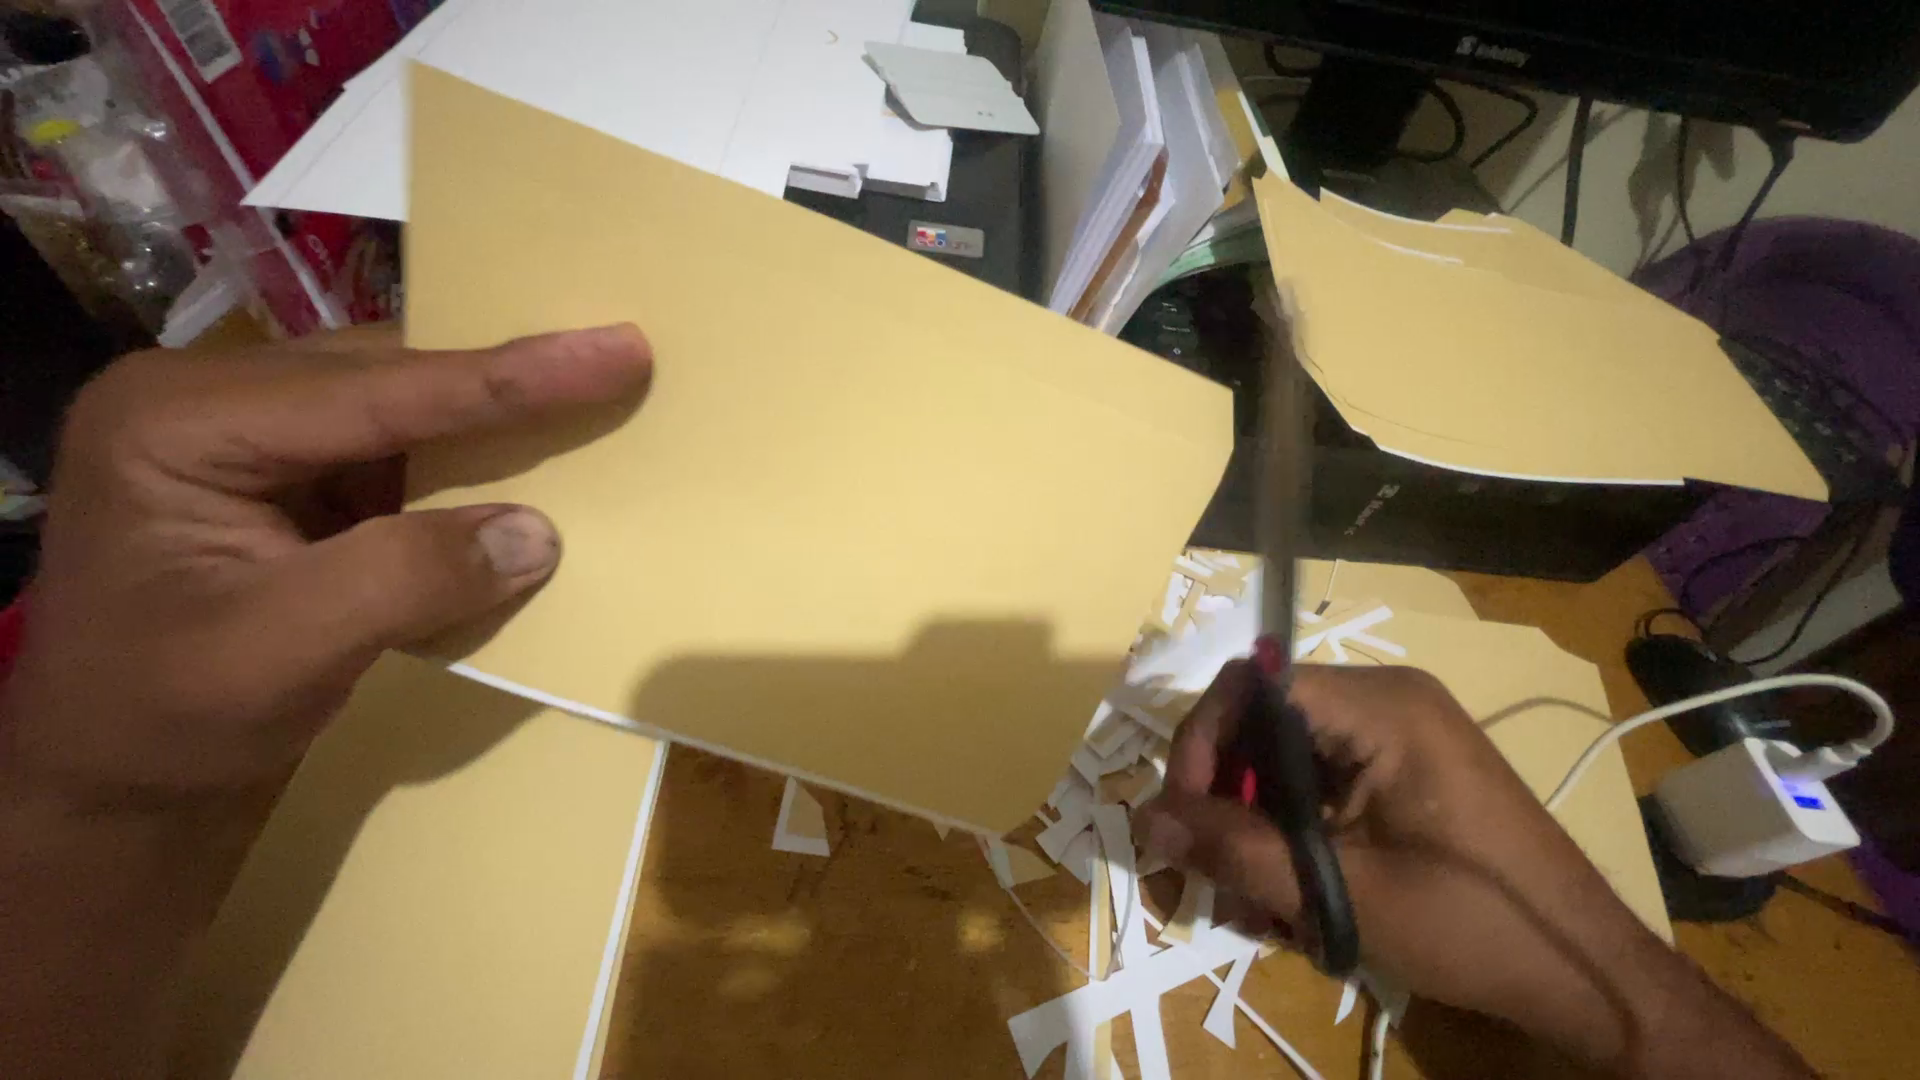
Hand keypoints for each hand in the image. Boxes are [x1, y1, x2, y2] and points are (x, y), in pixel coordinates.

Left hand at [0, 324, 651, 802]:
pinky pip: (420, 446)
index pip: (384, 392)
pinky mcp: (313, 478)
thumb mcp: (279, 654)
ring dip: (506, 410)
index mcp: (185, 423)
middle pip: (401, 374)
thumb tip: (540, 533)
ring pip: (416, 400)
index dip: (513, 376)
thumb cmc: (168, 716)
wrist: (123, 775)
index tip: (621, 350)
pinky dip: (487, 456)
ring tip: (596, 390)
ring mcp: (268, 438)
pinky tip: (538, 455)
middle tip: (621, 358)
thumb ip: (405, 579)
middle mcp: (223, 405)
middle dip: (513, 375)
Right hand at [1136, 662, 1811, 1077]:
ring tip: (1254, 902)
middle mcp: (1384, 701)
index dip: (1202, 739)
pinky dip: (1289, 833)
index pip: (1252, 685)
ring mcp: (1394, 735)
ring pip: (1282, 760)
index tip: (1186, 812)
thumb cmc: (1476, 926)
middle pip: (1262, 723)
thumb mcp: (1341, 893)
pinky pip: (1315, 784)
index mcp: (1380, 706)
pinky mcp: (1397, 771)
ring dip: (1254, 825)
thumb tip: (1143, 819)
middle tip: (1212, 868)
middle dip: (1225, 796)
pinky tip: (1290, 895)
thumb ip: (1235, 848)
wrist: (1594, 982)